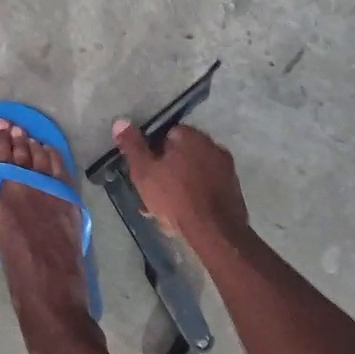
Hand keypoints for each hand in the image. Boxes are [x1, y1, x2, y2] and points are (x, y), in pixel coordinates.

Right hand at [110, 121, 250, 244]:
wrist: (215, 232)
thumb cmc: (175, 197)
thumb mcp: (144, 171)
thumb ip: (132, 146)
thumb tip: (121, 122)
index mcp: (192, 137)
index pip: (167, 133)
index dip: (152, 150)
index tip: (144, 168)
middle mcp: (213, 146)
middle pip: (182, 153)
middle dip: (166, 169)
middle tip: (152, 189)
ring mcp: (227, 169)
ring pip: (194, 172)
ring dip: (179, 184)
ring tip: (164, 208)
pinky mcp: (233, 190)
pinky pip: (206, 187)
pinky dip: (195, 196)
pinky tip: (183, 213)